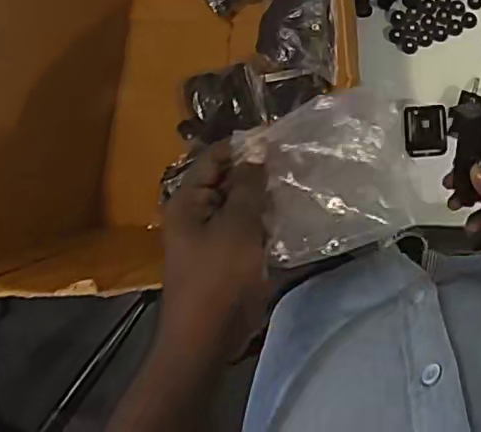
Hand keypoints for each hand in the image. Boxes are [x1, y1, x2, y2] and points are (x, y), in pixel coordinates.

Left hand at [159, 141, 271, 364]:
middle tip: (290, 161)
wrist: (205, 343)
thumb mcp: (238, 223)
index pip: (215, 156)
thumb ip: (248, 183)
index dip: (244, 145)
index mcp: (188, 200)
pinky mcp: (222, 256)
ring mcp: (207, 235)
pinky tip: (285, 214)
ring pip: (238, 202)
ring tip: (293, 183)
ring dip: (261, 195)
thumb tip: (257, 149)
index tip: (277, 138)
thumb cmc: (219, 278)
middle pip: (226, 178)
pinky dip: (260, 218)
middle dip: (256, 170)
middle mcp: (194, 212)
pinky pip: (243, 225)